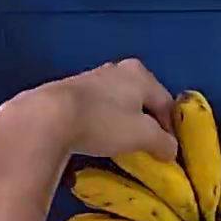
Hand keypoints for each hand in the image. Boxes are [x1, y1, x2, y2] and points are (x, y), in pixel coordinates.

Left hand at [0, 59, 177, 160]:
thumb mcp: (143, 136)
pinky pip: (99, 108)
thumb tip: (170, 150)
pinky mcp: (72, 90)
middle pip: (143, 100)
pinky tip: (98, 137)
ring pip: (120, 103)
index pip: (166, 103)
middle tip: (147, 147)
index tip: (168, 152)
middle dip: (148, 124)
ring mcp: (93, 77)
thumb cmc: (105, 122)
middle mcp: (118, 69)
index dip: (171, 130)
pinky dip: (105, 122)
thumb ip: (163, 143)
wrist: (50, 117)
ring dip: (125, 123)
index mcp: (141, 74)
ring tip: (122, 145)